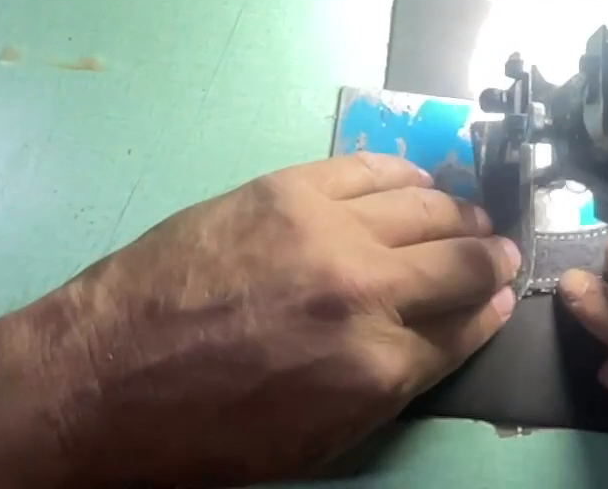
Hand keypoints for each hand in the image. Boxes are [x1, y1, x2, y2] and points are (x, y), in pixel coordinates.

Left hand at [34, 154, 520, 486]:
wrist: (104, 374)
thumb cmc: (207, 429)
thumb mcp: (315, 441)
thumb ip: (389, 384)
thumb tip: (439, 336)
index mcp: (375, 368)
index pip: (464, 328)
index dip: (490, 310)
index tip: (503, 295)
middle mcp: (367, 289)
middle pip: (460, 261)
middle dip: (492, 258)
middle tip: (500, 251)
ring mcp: (328, 228)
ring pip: (425, 206)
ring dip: (458, 213)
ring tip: (468, 216)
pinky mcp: (290, 187)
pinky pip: (370, 167)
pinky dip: (405, 173)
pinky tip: (419, 180)